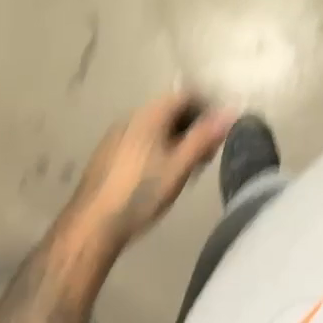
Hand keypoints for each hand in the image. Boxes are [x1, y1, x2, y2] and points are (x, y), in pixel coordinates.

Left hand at [70, 91, 234, 242]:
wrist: (91, 228)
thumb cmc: (141, 193)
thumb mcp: (180, 166)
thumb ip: (205, 136)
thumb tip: (232, 109)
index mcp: (150, 114)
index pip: (186, 94)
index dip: (208, 107)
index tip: (221, 130)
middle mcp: (132, 118)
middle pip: (171, 110)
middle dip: (193, 127)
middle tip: (207, 154)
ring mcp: (116, 137)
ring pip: (156, 128)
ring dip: (176, 140)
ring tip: (187, 168)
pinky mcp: (107, 156)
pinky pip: (141, 141)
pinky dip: (158, 149)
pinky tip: (160, 176)